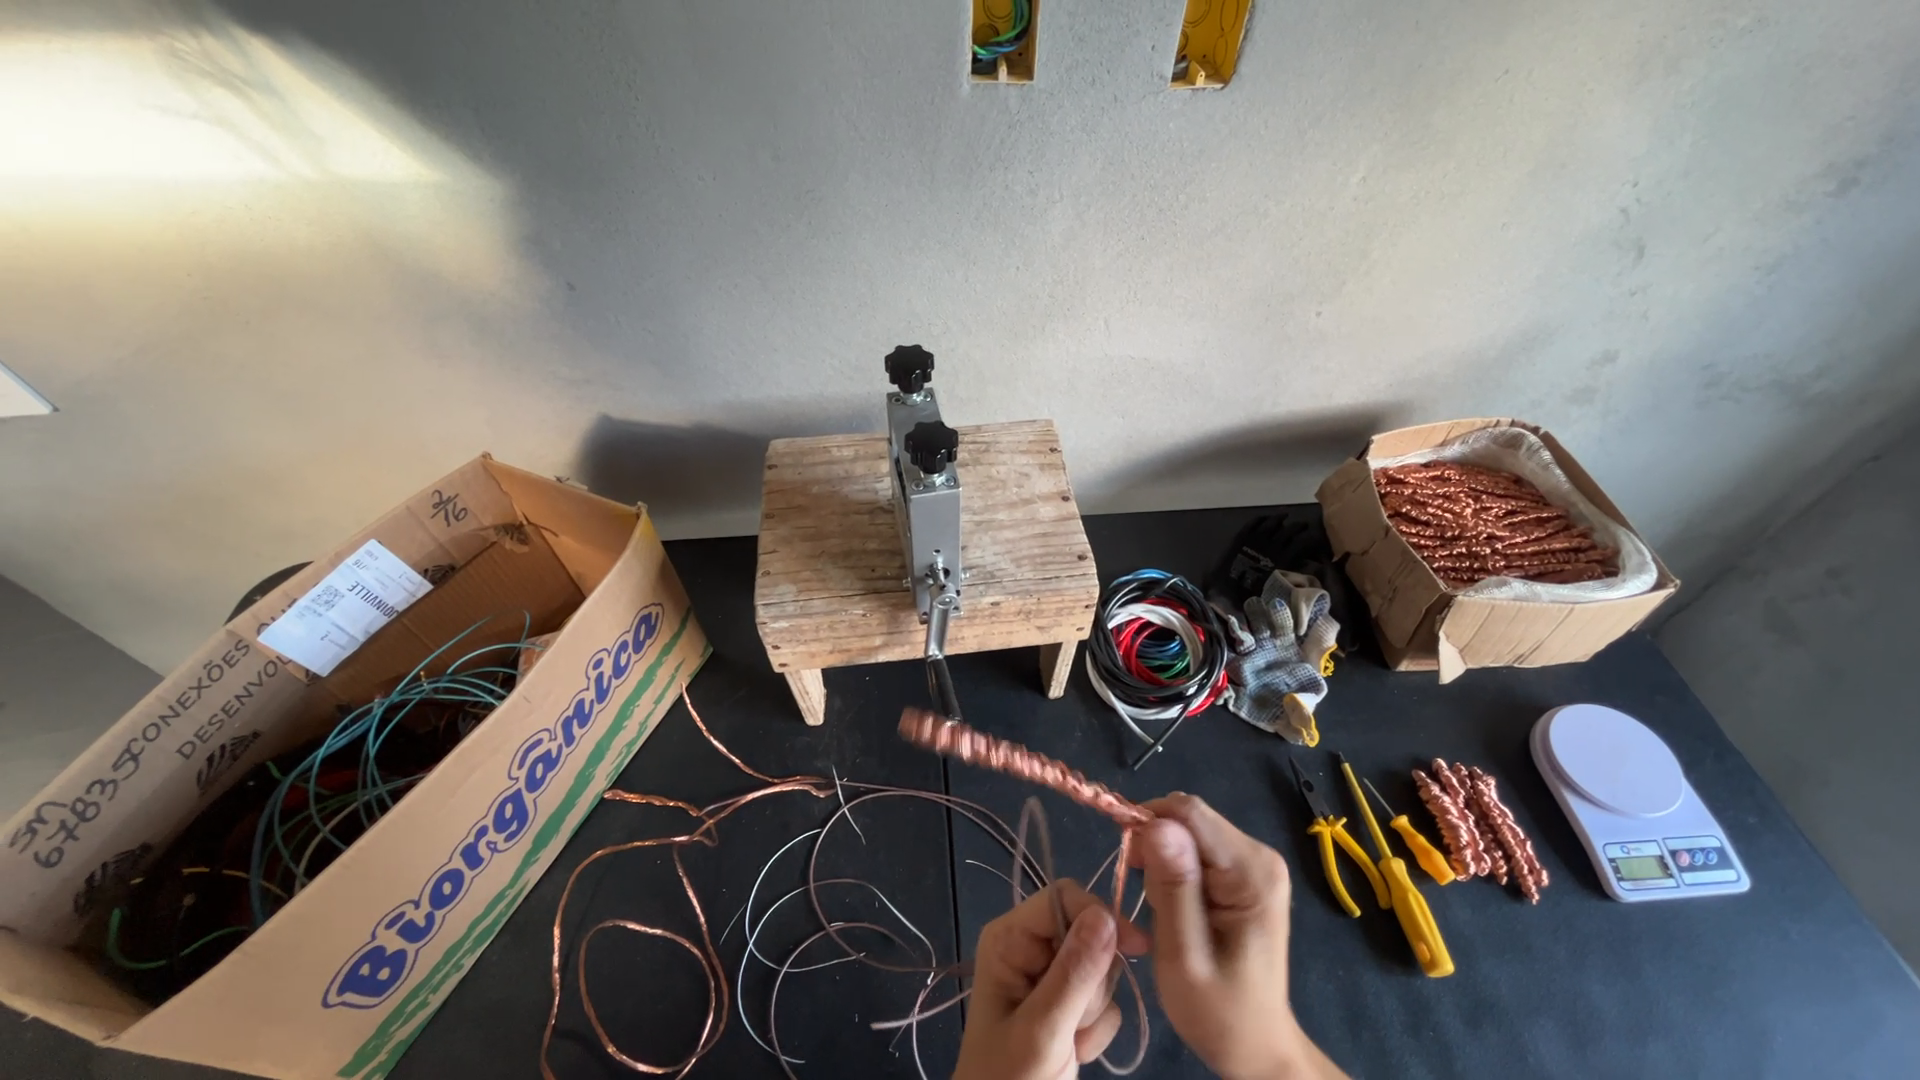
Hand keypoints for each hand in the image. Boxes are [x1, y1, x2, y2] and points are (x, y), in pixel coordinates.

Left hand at [953, 880, 1149, 1079]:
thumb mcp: (1041, 1030)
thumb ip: (1074, 974)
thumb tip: (1106, 915)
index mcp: (1010, 938)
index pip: (1064, 896)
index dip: (1100, 914)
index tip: (1135, 946)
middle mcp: (1030, 948)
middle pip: (1089, 932)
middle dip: (1092, 981)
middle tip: (1070, 1020)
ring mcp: (1051, 977)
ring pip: (1103, 968)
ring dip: (1093, 1009)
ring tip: (1068, 1040)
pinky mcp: (1071, 1004)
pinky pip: (1108, 1000)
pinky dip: (1096, 1029)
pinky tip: (1074, 1049)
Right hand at [1131, 794, 1346, 1079]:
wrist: (1254, 1046)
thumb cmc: (1218, 1011)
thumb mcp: (1184, 956)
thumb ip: (1173, 887)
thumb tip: (1155, 824)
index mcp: (1251, 871)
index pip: (1188, 813)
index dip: (1148, 825)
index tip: (1126, 864)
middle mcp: (1258, 855)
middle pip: (1187, 819)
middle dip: (1155, 850)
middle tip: (1149, 902)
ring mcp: (1253, 861)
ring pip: (1186, 831)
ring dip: (1162, 862)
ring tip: (1164, 912)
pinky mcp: (1242, 871)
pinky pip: (1193, 848)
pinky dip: (1172, 870)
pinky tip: (1174, 907)